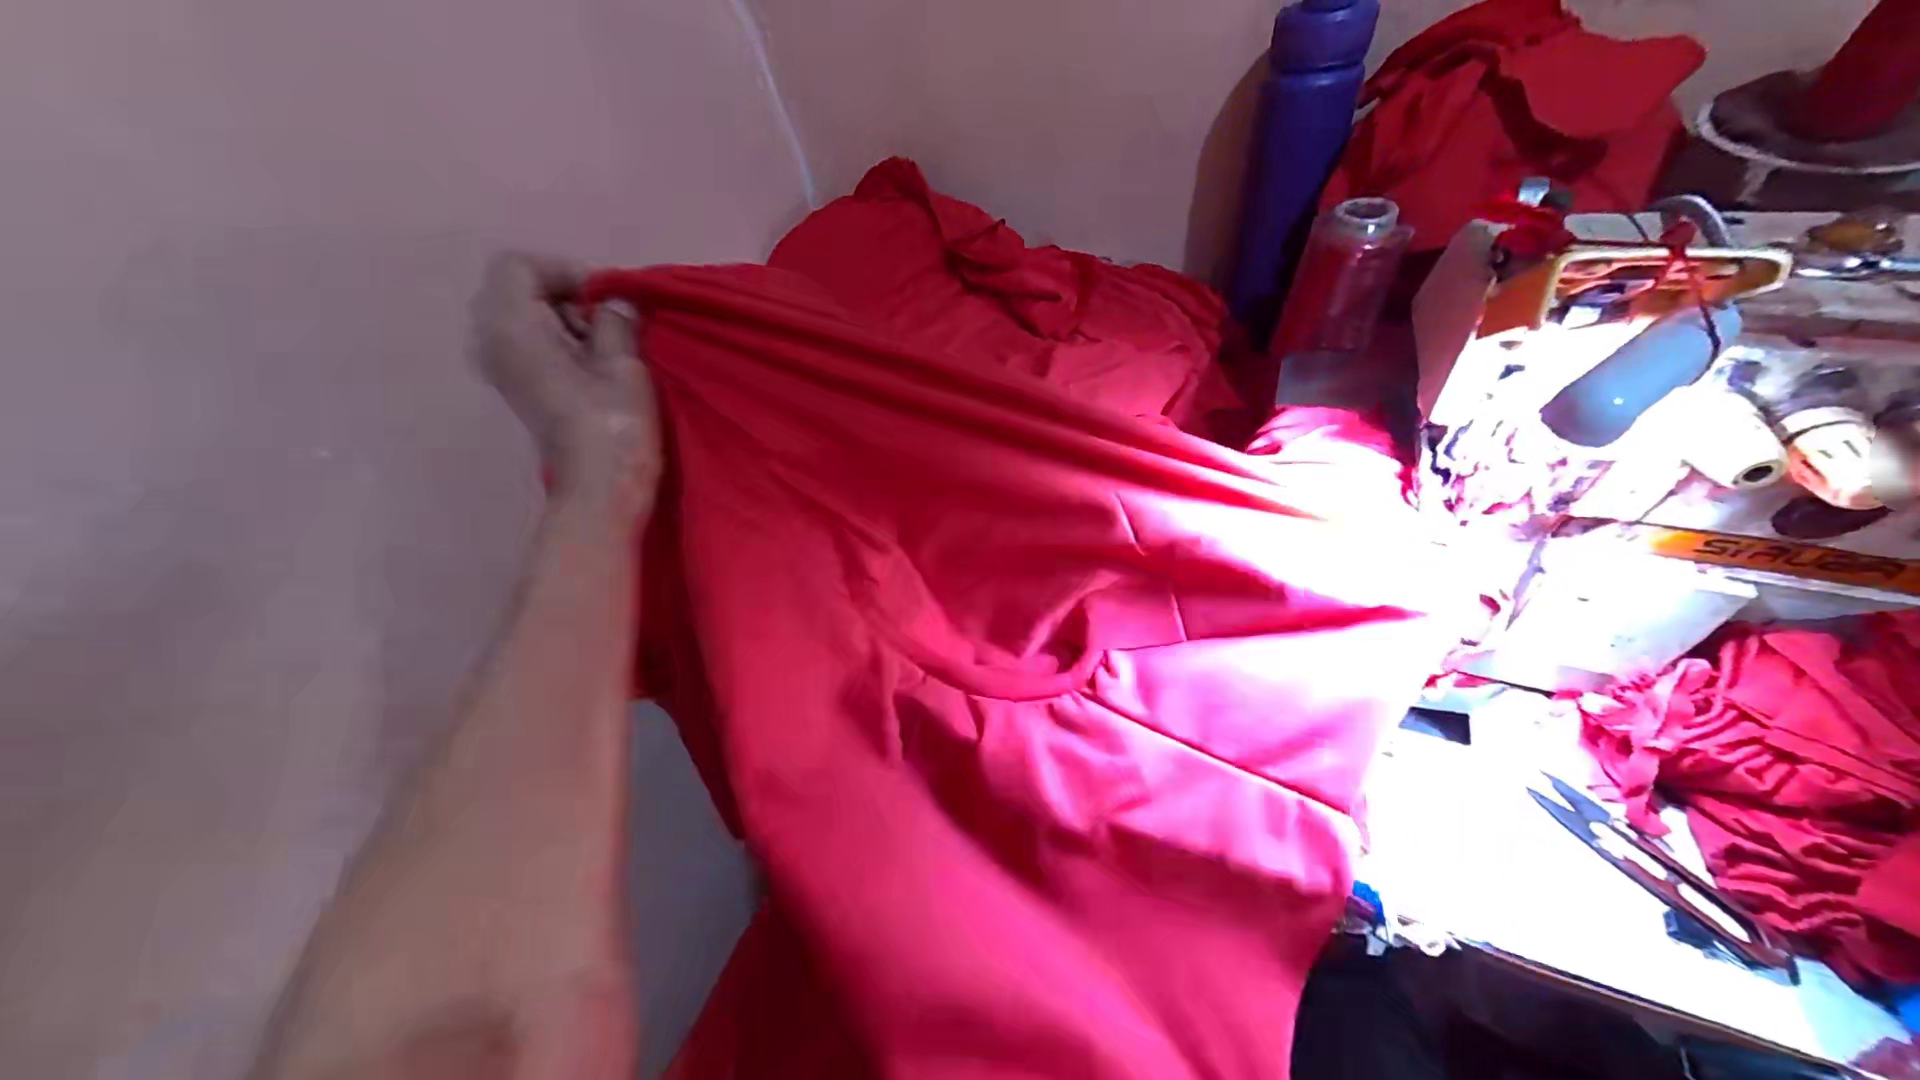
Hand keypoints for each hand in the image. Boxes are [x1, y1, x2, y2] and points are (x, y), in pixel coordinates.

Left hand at [470, 253, 662, 511]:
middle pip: (516, 289)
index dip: (566, 272)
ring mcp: (498, 365)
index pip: (520, 266)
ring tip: (603, 346)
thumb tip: (615, 303)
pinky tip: (589, 365)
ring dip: (563, 320)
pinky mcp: (515, 386)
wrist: (601, 486)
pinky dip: (556, 341)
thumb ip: (615, 320)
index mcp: (511, 326)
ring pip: (522, 316)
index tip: (606, 299)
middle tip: (609, 320)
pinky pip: (526, 342)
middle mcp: (491, 340)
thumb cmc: (614, 424)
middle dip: (564, 295)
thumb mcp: (624, 363)